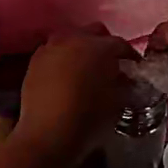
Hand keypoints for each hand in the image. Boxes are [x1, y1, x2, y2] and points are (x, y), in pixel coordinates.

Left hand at [13, 27, 133, 157]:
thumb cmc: (88, 119)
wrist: (47, 135)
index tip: (134, 67)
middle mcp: (72, 39)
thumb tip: (123, 77)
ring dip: (81, 48)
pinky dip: (62, 58)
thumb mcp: (116, 103)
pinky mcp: (34, 62)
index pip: (120, 44)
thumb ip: (123, 84)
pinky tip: (65, 75)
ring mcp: (50, 48)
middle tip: (111, 64)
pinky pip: (53, 52)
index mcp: (98, 47)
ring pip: (71, 39)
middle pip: (94, 32)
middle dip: (104, 45)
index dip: (129, 55)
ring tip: (86, 68)